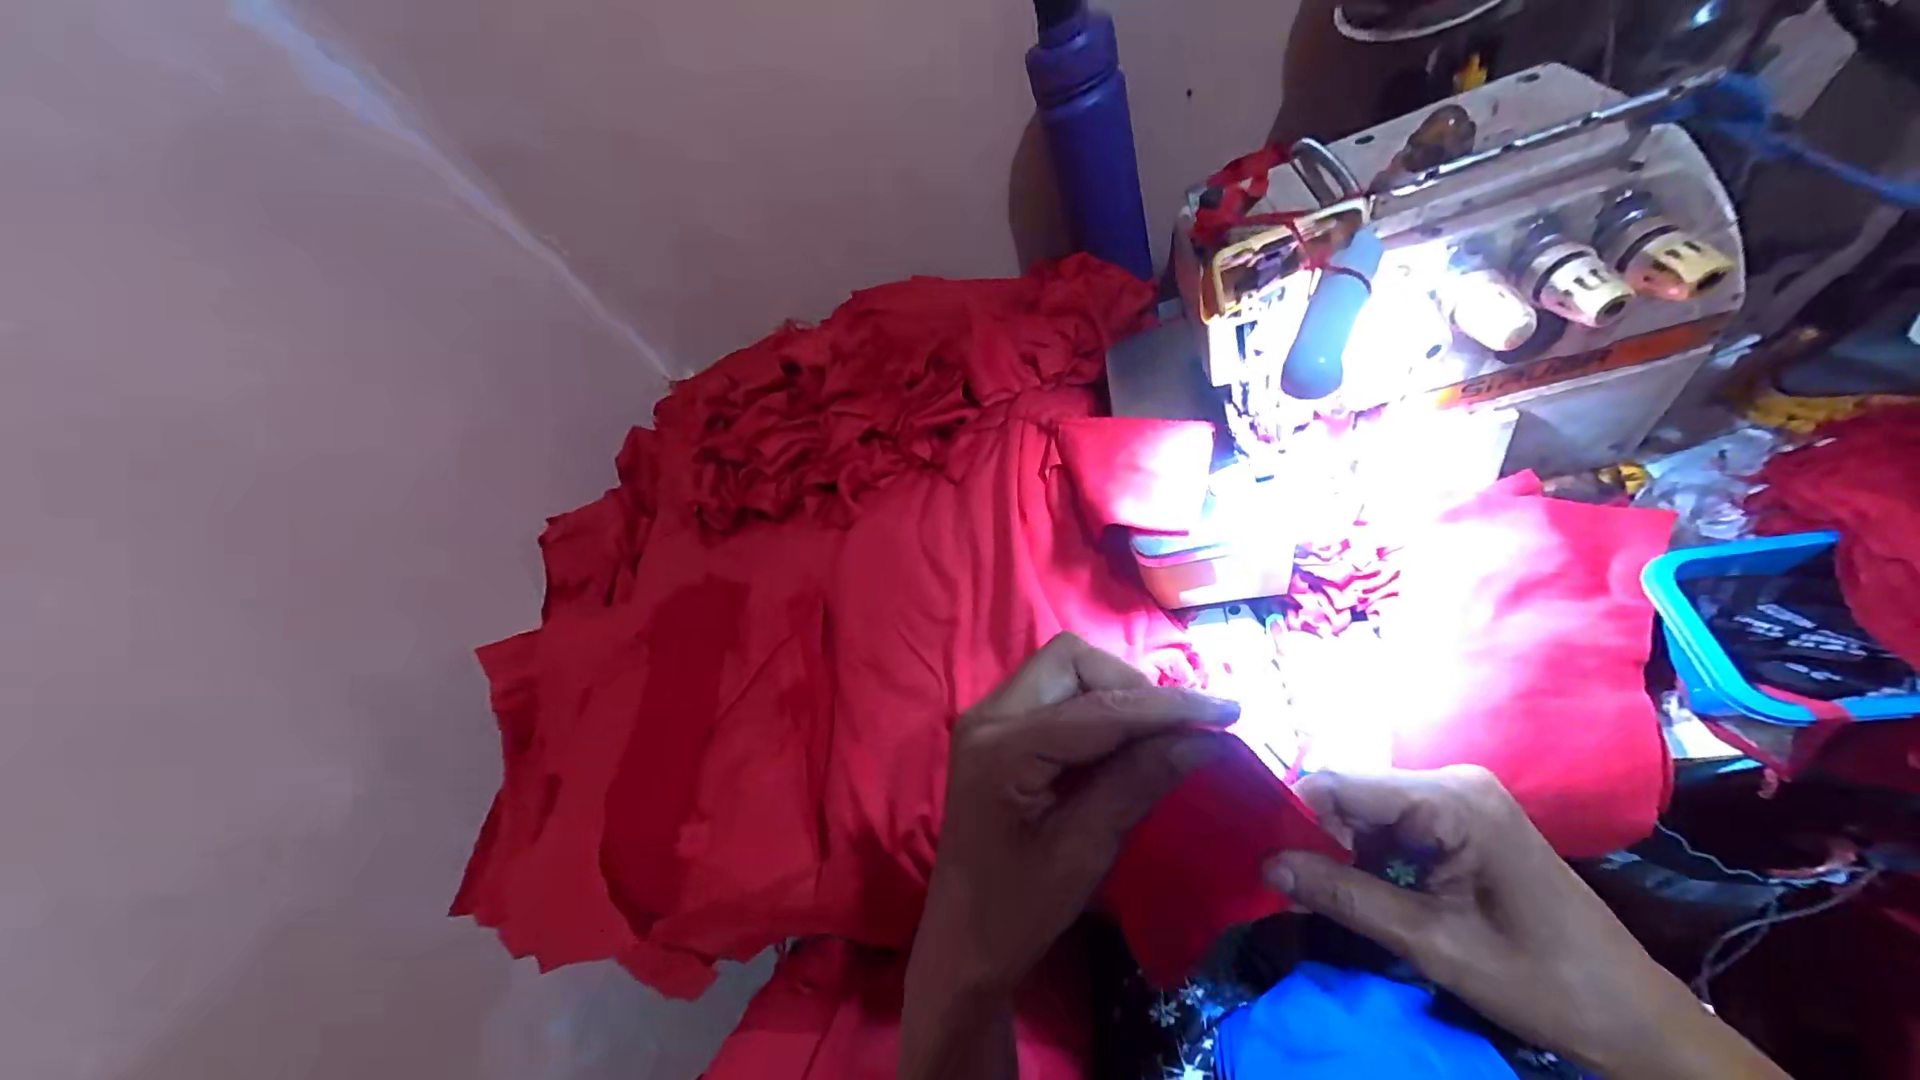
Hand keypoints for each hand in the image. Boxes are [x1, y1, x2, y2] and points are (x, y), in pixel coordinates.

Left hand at [900, 633, 1238, 1079]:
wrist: (961, 940)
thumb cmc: (1017, 909)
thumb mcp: (1084, 850)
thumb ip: (1138, 782)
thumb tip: (1204, 740)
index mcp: (1002, 748)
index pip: (1097, 708)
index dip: (1166, 707)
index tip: (1227, 712)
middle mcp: (988, 715)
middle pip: (1070, 661)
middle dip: (1129, 685)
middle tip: (1172, 733)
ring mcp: (987, 718)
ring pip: (1063, 669)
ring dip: (1113, 692)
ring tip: (1152, 736)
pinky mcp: (996, 729)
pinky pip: (1054, 692)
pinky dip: (1093, 705)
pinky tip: (1120, 740)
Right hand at [1267, 766, 1787, 1079]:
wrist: (1638, 1020)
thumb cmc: (1545, 983)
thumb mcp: (1434, 944)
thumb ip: (1344, 896)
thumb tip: (1266, 866)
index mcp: (1452, 800)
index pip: (1339, 784)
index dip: (1296, 818)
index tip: (1273, 865)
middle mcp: (1450, 781)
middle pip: (1350, 793)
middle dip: (1318, 840)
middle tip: (1296, 892)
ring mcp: (1457, 796)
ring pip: (1363, 808)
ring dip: (1340, 851)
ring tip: (1327, 897)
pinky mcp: (1459, 816)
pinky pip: (1388, 821)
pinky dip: (1366, 855)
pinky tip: (1365, 888)